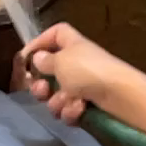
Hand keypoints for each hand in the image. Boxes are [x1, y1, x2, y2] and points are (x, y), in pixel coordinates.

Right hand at [21, 22, 145, 123]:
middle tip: (41, 90)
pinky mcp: (88, 105)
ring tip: (67, 101)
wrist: (119, 96)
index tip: (26, 56)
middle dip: (41, 84)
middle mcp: (77, 62)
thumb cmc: (87, 71)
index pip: (55, 33)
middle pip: (50, 71)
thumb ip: (45, 60)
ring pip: (56, 95)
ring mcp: (83, 85)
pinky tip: (80, 109)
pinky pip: (69, 109)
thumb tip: (38, 58)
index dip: (40, 41)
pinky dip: (71, 111)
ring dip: (57, 101)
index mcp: (72, 43)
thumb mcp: (60, 61)